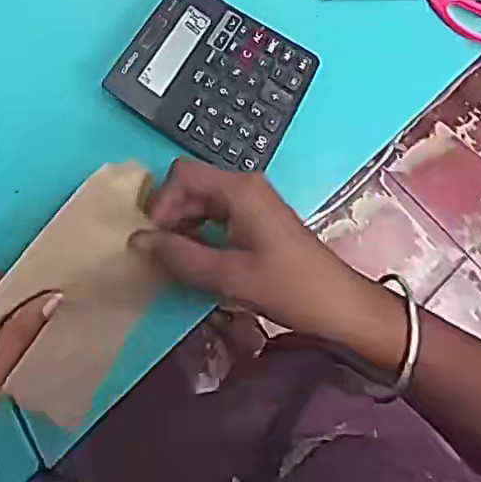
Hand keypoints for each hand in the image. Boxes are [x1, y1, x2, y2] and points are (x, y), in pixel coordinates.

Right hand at [131, 159, 400, 363]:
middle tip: (158, 250)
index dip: (161, 202)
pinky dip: (199, 231)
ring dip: (182, 224)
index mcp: (239, 190)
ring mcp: (252, 201)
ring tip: (173, 258)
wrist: (342, 306)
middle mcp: (244, 187)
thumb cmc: (290, 287)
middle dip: (169, 214)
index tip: (152, 236)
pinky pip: (216, 214)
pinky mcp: (257, 218)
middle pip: (191, 185)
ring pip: (201, 200)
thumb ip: (181, 256)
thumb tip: (138, 240)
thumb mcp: (229, 276)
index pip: (183, 175)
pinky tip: (196, 258)